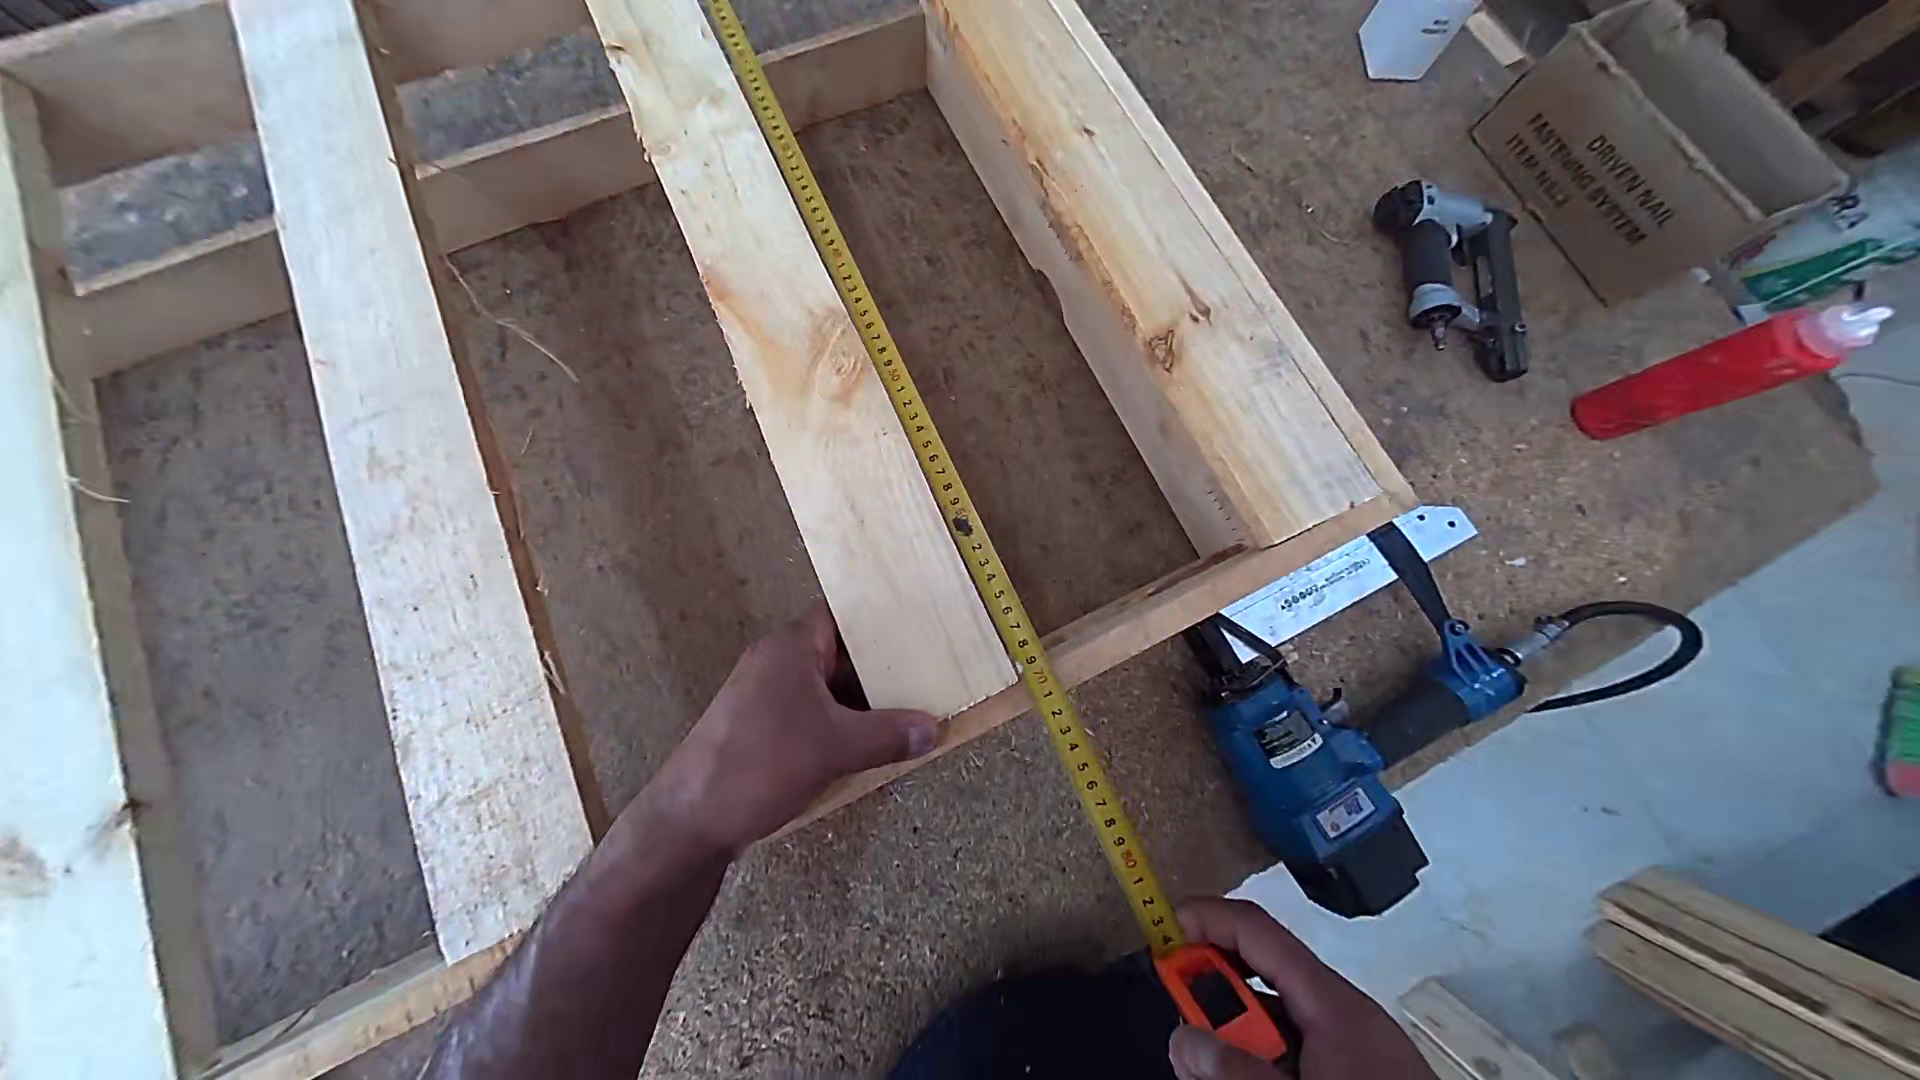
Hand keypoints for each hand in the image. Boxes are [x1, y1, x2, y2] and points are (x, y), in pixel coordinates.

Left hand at [645, 602, 939, 856]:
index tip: (915, 626)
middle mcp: (778, 662)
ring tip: (907, 706)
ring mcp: (768, 695)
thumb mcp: (834, 748)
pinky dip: (841, 720)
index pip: (840, 612)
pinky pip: (814, 710)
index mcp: (791, 648)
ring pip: (827, 685)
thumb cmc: (760, 764)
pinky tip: (870, 740)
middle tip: (923, 671)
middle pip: (838, 650)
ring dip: (861, 699)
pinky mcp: (763, 726)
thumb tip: (934, 728)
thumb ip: (888, 735)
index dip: (877, 616)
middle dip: (879, 665)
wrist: (688, 822)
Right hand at [1167, 899, 1437, 1079]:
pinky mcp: (1356, 1075)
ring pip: (1277, 1018)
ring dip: (1238, 1034)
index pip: (1257, 930)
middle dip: (1216, 990)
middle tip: (1184, 1021)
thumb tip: (1180, 1040)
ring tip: (1213, 1068)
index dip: (1205, 918)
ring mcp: (1354, 1050)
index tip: (1161, 931)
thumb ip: (1236, 1073)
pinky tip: (1246, 1077)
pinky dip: (1264, 1059)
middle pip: (1263, 974)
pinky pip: (1297, 1050)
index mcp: (1335, 1004)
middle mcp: (1344, 1015)